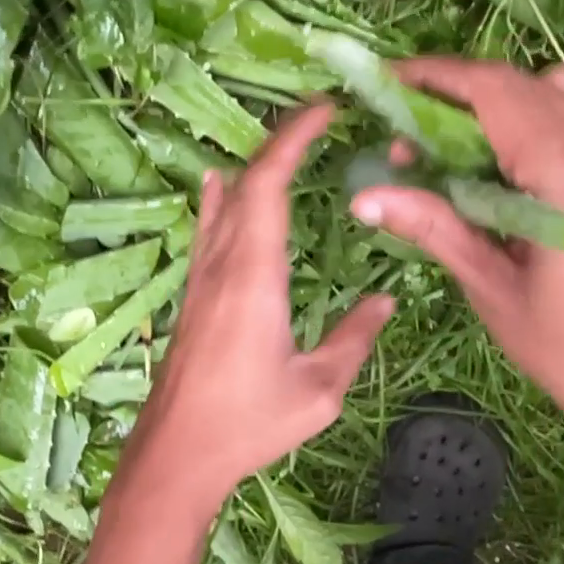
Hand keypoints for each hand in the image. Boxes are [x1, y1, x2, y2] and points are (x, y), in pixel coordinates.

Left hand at [131, 103, 394, 506]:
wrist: (177, 453)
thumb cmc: (248, 424)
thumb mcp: (318, 389)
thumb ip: (354, 339)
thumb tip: (386, 301)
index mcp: (254, 277)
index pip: (268, 185)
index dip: (293, 139)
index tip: (324, 110)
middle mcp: (221, 267)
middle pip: (244, 184)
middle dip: (279, 143)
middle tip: (319, 121)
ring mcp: (200, 282)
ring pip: (221, 205)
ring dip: (252, 168)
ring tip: (283, 144)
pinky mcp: (192, 299)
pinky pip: (208, 232)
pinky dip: (223, 200)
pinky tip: (221, 189)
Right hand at [350, 60, 563, 448]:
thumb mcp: (491, 287)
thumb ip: (433, 226)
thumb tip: (363, 196)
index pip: (492, 92)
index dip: (434, 79)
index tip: (386, 82)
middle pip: (521, 85)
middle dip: (457, 97)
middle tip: (407, 138)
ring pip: (557, 89)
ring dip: (501, 103)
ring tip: (458, 148)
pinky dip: (545, 112)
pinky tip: (520, 151)